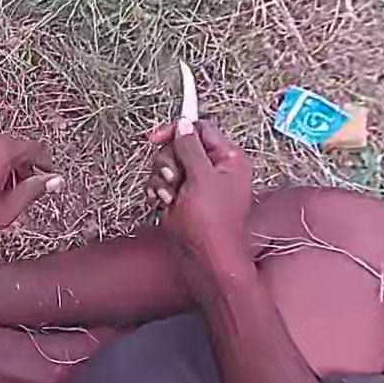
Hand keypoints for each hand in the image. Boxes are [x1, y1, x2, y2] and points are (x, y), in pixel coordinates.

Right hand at [146, 119, 253, 275]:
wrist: (203, 258)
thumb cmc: (211, 221)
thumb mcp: (202, 178)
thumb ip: (190, 147)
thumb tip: (183, 124)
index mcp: (227, 159)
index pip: (199, 129)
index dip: (178, 131)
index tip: (156, 139)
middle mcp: (211, 168)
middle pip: (178, 145)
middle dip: (168, 162)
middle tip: (173, 180)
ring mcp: (194, 182)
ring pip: (165, 163)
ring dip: (160, 178)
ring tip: (169, 196)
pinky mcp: (178, 195)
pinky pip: (159, 181)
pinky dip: (156, 190)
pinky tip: (160, 202)